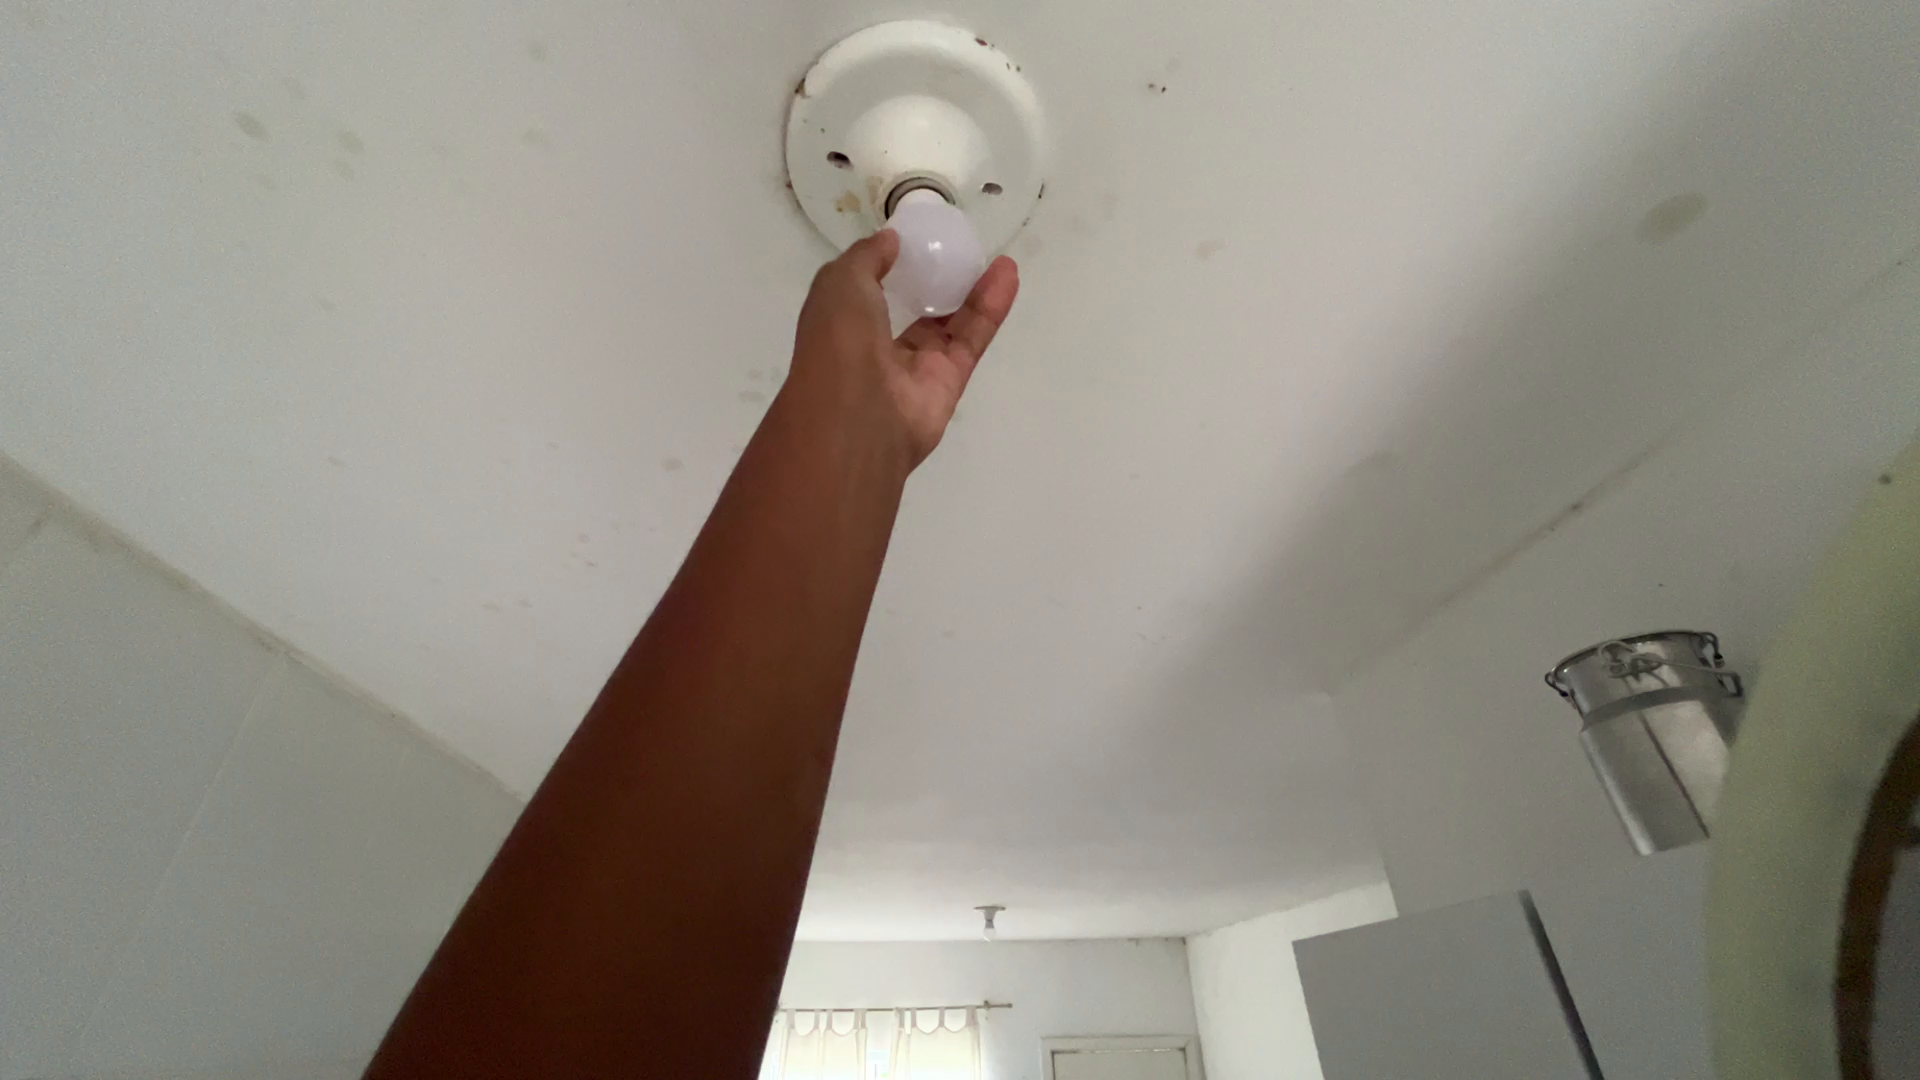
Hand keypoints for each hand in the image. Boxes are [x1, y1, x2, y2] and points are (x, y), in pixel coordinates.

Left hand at [789, 229, 1019, 468]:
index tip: (912, 243)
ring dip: (972, 290)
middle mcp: (879, 349)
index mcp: (844, 326)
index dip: (889, 268)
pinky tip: (1007, 275)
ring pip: (949, 324)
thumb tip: (891, 241)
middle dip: (935, 281)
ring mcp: (916, 368)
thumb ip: (867, 258)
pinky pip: (971, 339)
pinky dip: (989, 309)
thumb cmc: (838, 343)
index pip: (868, 293)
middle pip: (914, 309)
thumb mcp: (840, 282)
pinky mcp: (948, 381)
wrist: (859, 415)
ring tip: (996, 259)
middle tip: (958, 251)